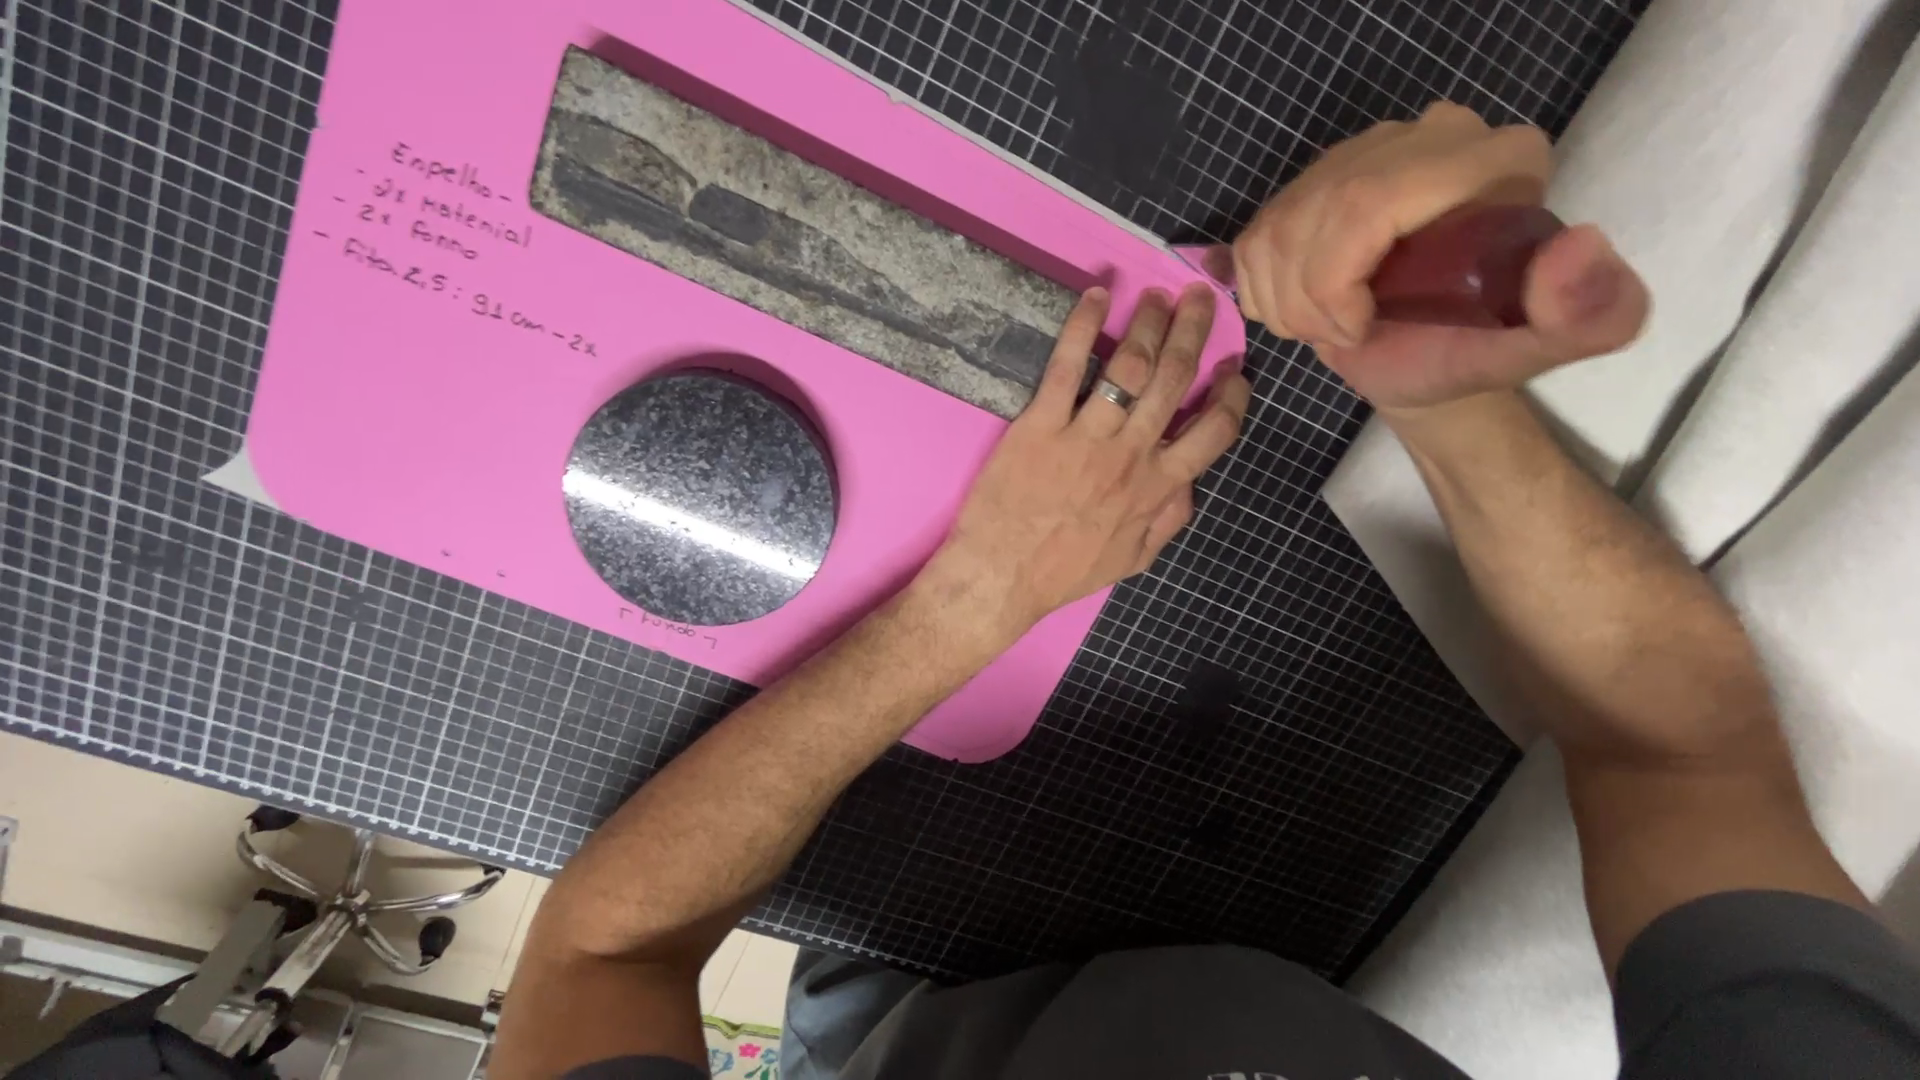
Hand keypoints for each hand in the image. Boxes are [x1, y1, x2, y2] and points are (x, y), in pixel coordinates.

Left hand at [922, 285, 1251, 640]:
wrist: (1002, 576)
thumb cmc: (1065, 572)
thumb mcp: (1134, 559)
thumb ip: (1169, 520)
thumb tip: (1192, 485)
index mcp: (1158, 487)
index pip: (1214, 430)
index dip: (1232, 394)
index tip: (1234, 368)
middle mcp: (1130, 454)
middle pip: (1173, 379)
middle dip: (1193, 332)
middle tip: (1199, 299)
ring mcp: (1086, 436)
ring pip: (1129, 366)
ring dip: (1148, 323)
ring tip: (1156, 296)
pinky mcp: (1040, 425)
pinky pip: (1067, 367)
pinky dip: (1082, 327)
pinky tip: (1095, 297)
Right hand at [1231, 102, 1649, 410]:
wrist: (1414, 362)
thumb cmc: (1464, 357)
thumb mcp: (1534, 353)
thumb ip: (1592, 315)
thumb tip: (1579, 245)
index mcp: (1493, 162)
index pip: (1372, 199)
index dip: (1339, 278)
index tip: (1361, 329)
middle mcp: (1427, 137)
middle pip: (1320, 209)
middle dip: (1309, 296)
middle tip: (1338, 336)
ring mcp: (1358, 156)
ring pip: (1280, 225)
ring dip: (1285, 300)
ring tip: (1324, 327)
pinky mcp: (1306, 186)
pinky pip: (1254, 239)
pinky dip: (1264, 293)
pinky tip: (1301, 307)